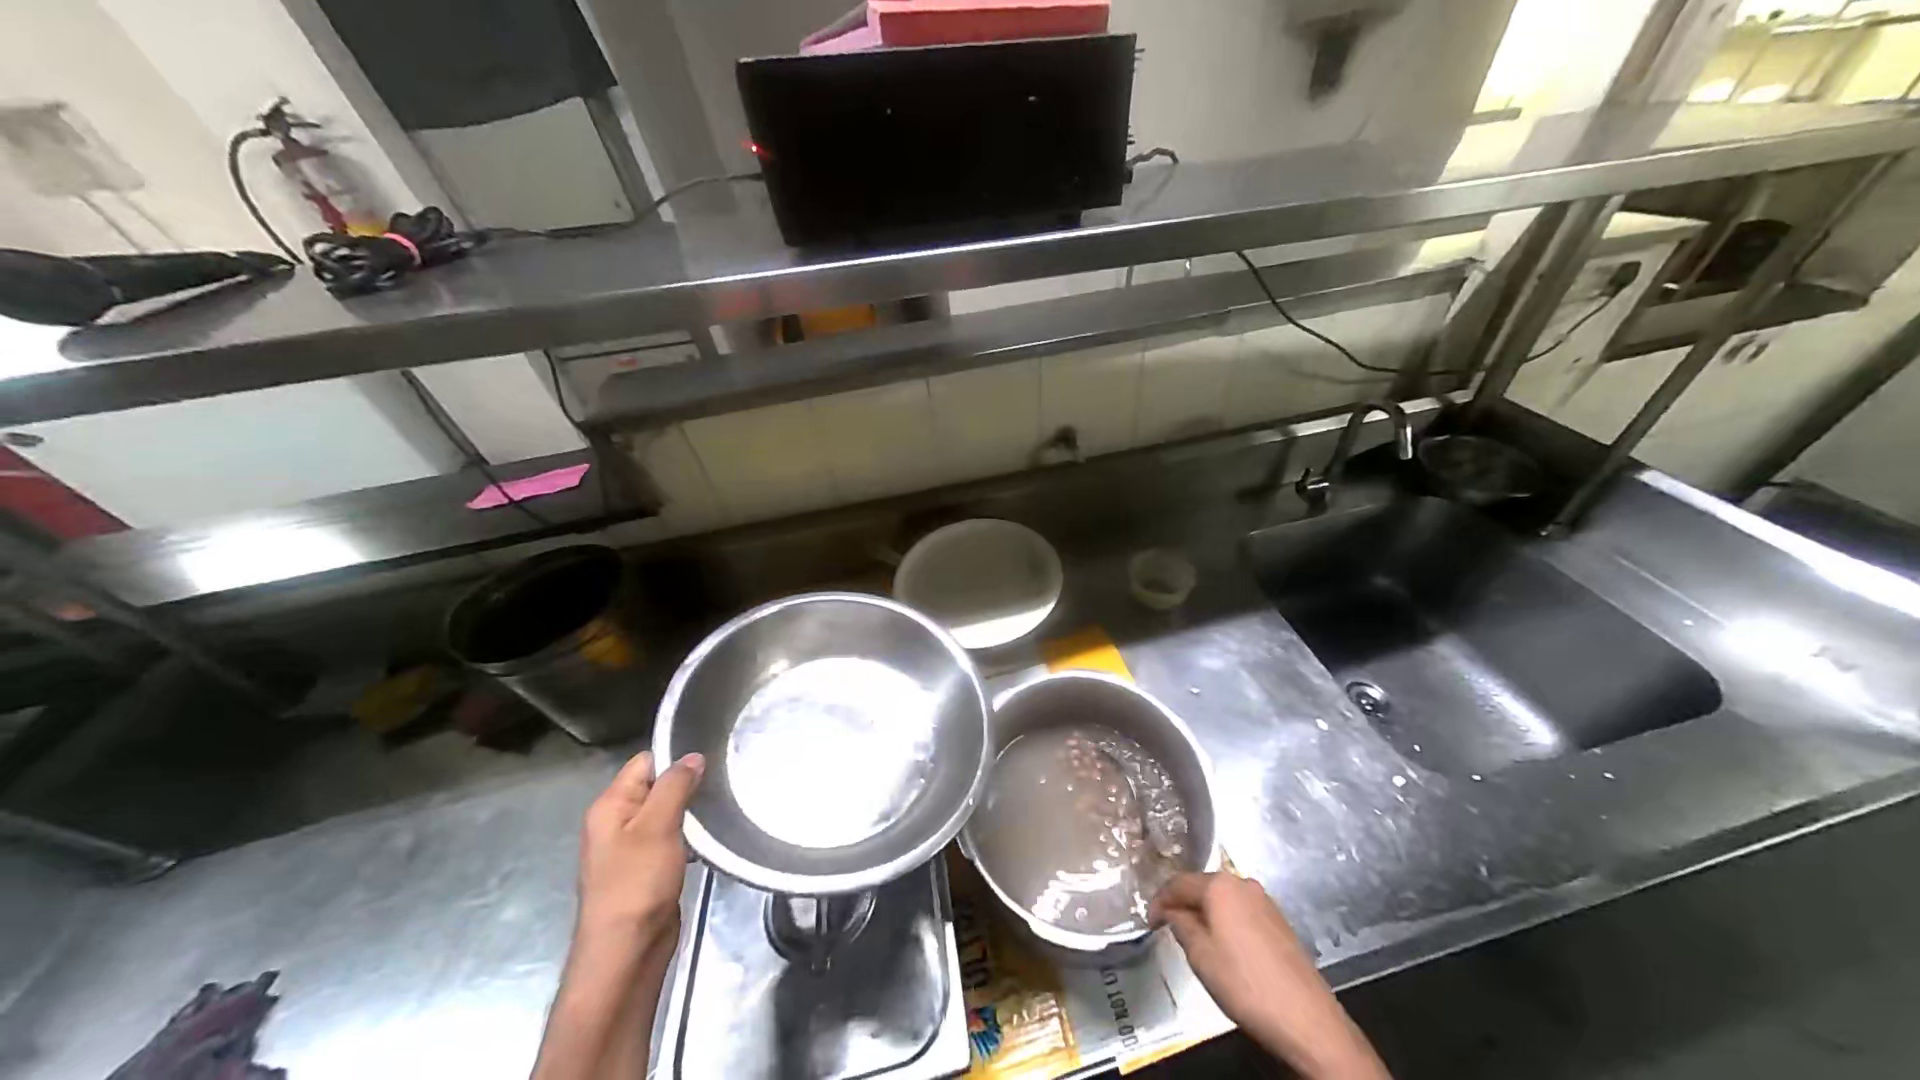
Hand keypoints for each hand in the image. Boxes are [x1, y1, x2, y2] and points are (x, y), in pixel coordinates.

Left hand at [576, 750, 705, 950]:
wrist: (626, 952)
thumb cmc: (637, 884)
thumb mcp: (657, 827)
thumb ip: (674, 786)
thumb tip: (693, 756)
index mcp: (610, 806)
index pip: (644, 762)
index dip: (675, 757)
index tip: (712, 757)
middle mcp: (616, 822)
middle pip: (656, 786)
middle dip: (686, 783)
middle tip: (723, 781)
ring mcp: (631, 848)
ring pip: (666, 813)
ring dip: (690, 811)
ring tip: (722, 805)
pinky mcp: (647, 868)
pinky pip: (670, 838)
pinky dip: (689, 835)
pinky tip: (710, 838)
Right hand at [1152, 872, 1389, 1079]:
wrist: (1307, 1020)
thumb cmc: (1244, 984)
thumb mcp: (1199, 955)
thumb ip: (1180, 925)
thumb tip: (1173, 912)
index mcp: (1219, 885)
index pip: (1177, 883)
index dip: (1158, 901)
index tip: (1149, 922)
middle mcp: (1243, 884)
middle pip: (1202, 886)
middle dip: (1182, 904)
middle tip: (1167, 927)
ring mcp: (1265, 902)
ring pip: (1222, 899)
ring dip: (1204, 913)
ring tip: (1192, 938)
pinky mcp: (1279, 922)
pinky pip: (1241, 912)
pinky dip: (1225, 922)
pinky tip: (1223, 946)